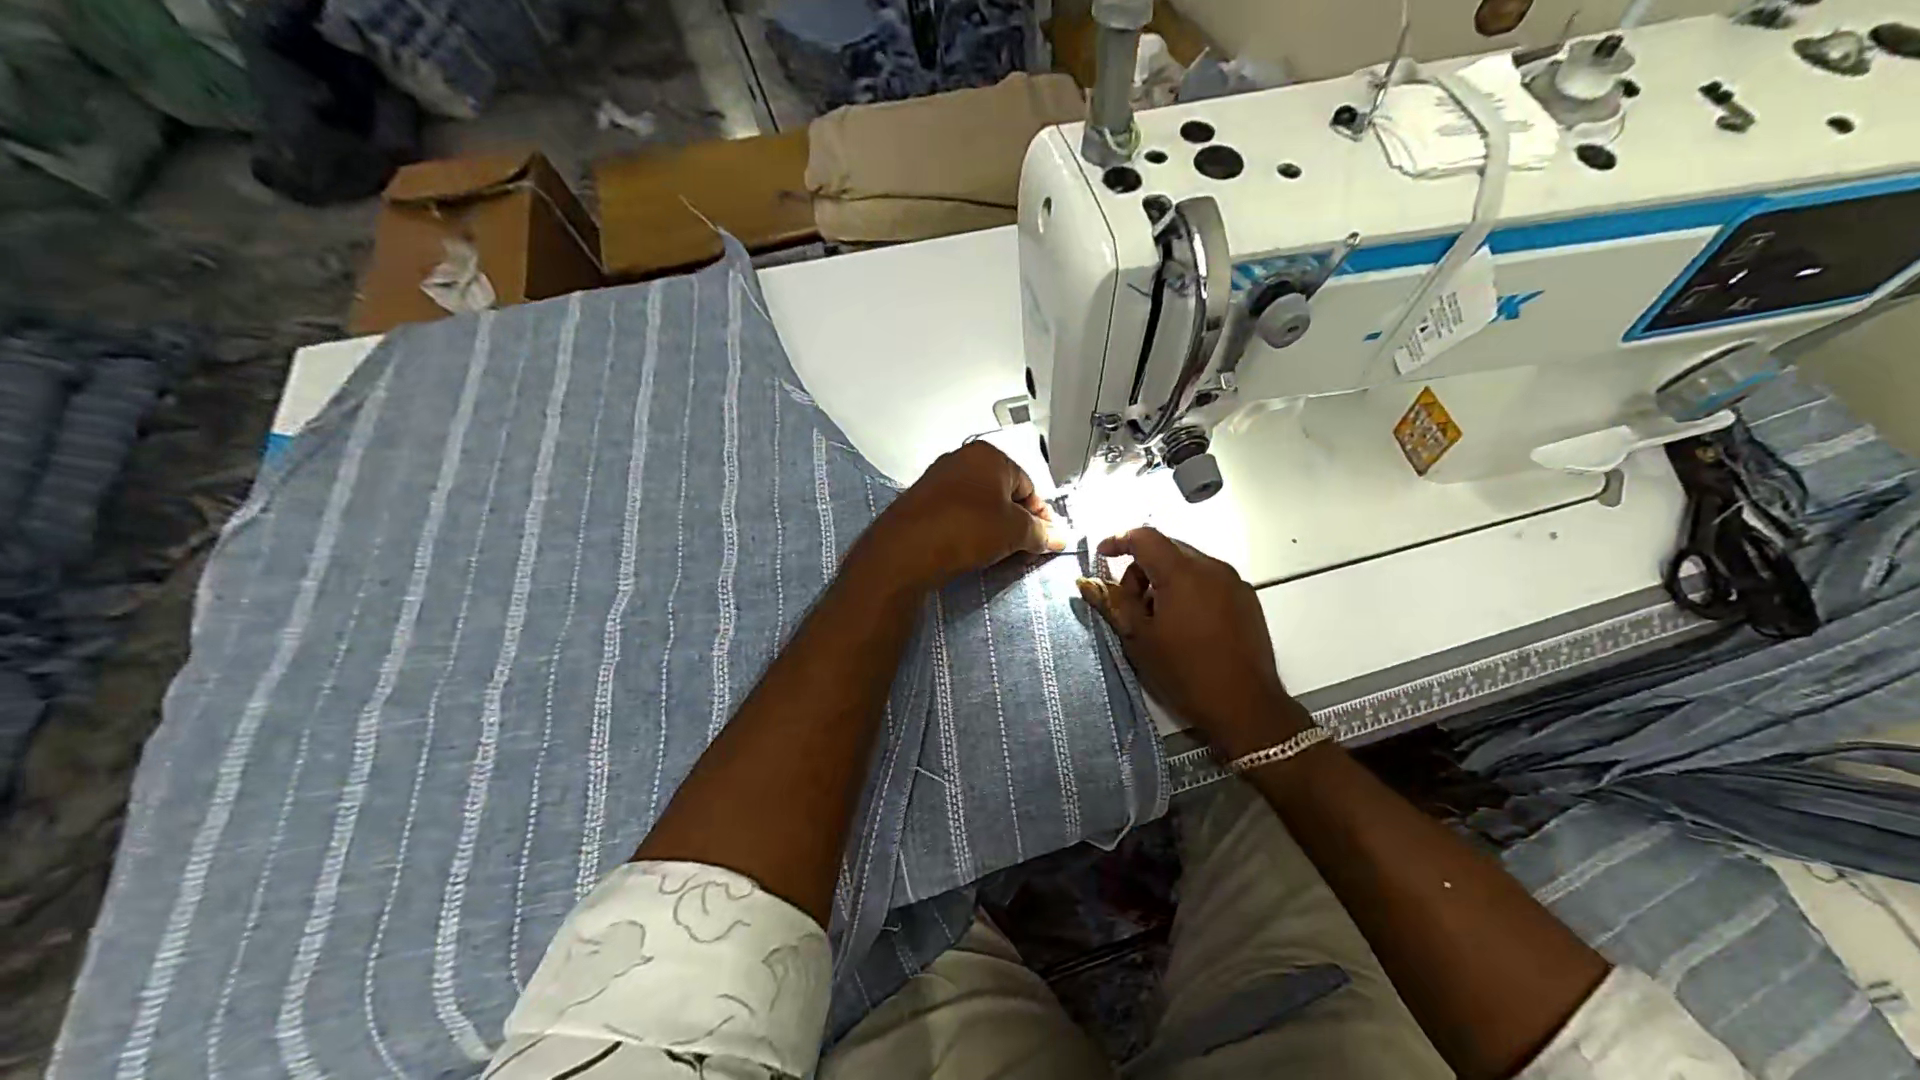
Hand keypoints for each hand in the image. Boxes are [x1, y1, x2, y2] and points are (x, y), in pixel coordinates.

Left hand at [863, 441, 1064, 589]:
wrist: (906, 550)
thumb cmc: (964, 528)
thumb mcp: (1015, 532)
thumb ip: (1041, 533)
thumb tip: (1057, 537)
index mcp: (989, 455)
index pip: (1029, 485)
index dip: (1041, 514)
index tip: (1047, 538)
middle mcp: (961, 460)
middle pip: (1003, 493)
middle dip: (1016, 522)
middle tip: (1024, 548)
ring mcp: (938, 481)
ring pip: (979, 506)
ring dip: (993, 529)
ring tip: (997, 553)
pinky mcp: (921, 504)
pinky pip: (956, 515)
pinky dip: (968, 532)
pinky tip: (970, 551)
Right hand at [1077, 527, 1307, 757]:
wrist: (1245, 706)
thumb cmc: (1185, 672)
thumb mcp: (1139, 639)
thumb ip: (1113, 603)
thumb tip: (1087, 582)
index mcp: (1183, 573)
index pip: (1145, 537)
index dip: (1119, 540)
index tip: (1102, 555)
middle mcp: (1212, 568)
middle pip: (1167, 549)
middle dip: (1142, 568)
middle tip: (1131, 604)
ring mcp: (1234, 583)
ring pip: (1189, 565)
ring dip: (1166, 580)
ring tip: (1158, 619)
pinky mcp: (1247, 600)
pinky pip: (1209, 581)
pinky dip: (1189, 590)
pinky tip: (1185, 625)